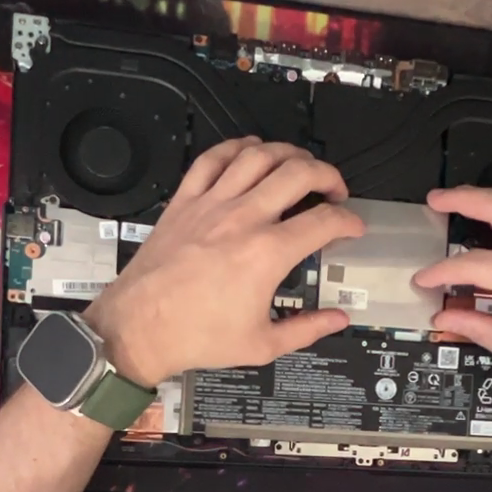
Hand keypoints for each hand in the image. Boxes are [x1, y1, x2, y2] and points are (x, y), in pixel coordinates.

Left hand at [83, 139, 360, 385]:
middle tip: (334, 189)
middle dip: (327, 175)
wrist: (140, 328)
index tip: (351, 226)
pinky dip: (237, 147)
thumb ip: (307, 329)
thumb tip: (335, 320)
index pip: (323, 220)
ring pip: (258, 155)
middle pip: (298, 172)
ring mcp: (211, 205)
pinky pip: (213, 158)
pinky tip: (249, 152)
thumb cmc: (194, 335)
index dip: (348, 220)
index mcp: (266, 254)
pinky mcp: (185, 202)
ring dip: (288, 153)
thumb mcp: (262, 344)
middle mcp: (241, 220)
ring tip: (300, 166)